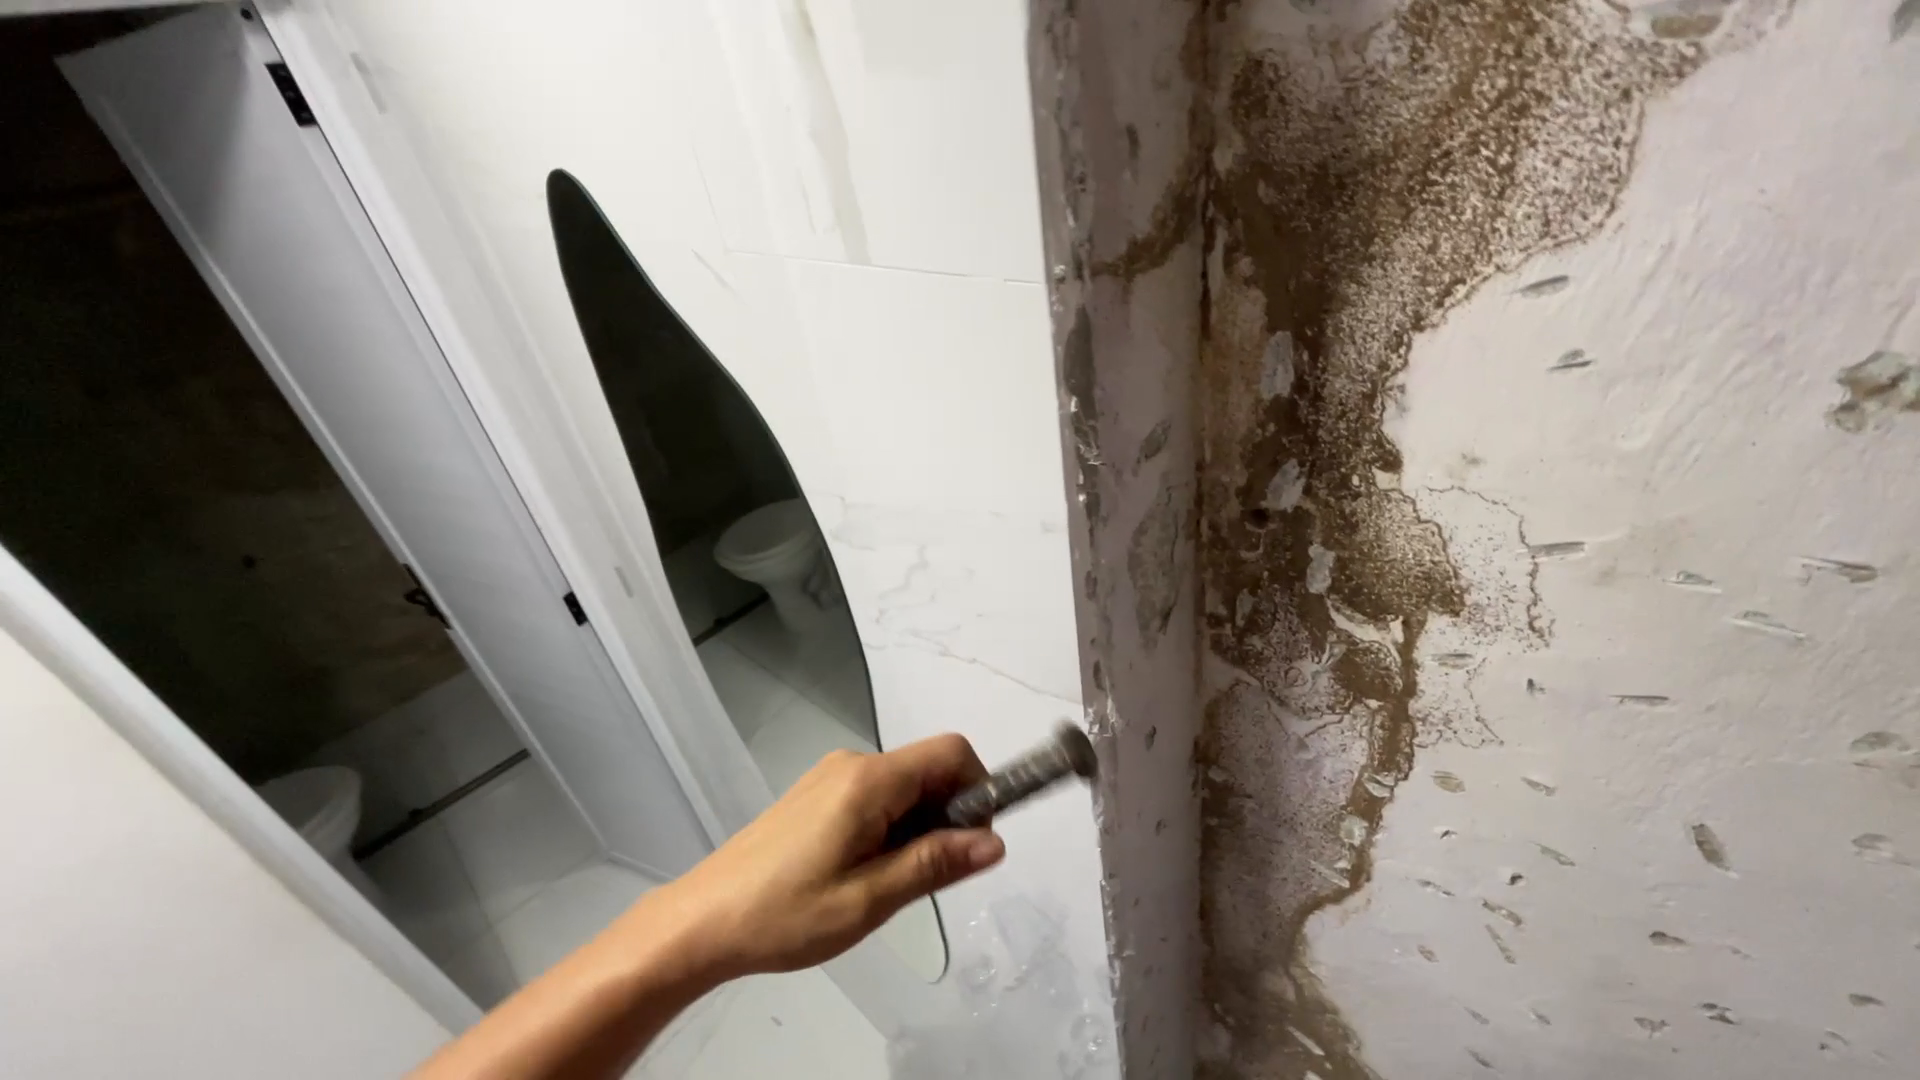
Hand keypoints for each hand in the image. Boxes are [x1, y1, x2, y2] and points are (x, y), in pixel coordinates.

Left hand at [649, 734, 1004, 980]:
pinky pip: (876, 794)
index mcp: (870, 780)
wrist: (703, 919)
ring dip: (916, 824)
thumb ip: (935, 864)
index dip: (977, 790)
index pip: (952, 753)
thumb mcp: (870, 899)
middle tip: (923, 875)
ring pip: (904, 784)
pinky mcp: (817, 793)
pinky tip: (860, 870)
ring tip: (885, 880)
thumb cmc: (787, 913)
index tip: (968, 845)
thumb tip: (995, 842)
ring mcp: (831, 776)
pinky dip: (890, 824)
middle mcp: (854, 764)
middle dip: (947, 814)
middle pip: (930, 768)